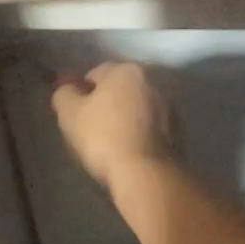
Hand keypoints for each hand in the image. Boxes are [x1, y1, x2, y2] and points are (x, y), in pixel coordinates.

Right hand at [51, 62, 170, 186]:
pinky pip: (153, 128)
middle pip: (122, 90)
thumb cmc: (104, 137)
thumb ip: (64, 94)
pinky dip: (142, 135)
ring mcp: (171, 107)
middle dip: (108, 104)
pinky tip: (132, 153)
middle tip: (93, 130)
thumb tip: (69, 90)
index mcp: (128, 70)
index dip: (82, 93)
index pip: (97, 73)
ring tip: (114, 144)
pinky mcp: (180, 131)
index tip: (77, 115)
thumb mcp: (69, 113)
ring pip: (139, 109)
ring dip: (128, 119)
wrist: (146, 173)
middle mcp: (154, 81)